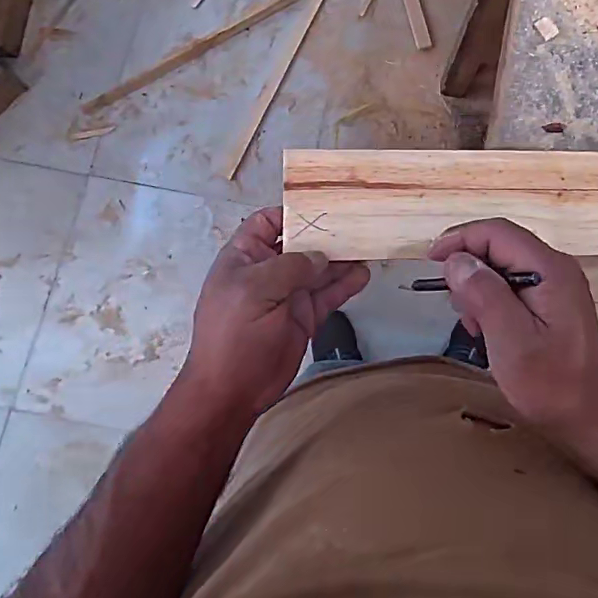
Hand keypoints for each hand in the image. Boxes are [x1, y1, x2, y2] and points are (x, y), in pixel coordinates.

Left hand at [174, 207, 370, 420]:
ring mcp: (286, 294)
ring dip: (340, 258)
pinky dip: (344, 284)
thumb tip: (319, 256)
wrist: (231, 390)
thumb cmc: (232, 334)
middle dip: (324, 234)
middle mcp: (267, 271)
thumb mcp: (255, 290)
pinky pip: (326, 295)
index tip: (322, 208)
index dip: (291, 213)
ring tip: (367, 245)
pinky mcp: (303, 316)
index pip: (267, 222)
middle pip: (299, 243)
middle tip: (356, 224)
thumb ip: (290, 267)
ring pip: (317, 269)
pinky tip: (362, 274)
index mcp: (245, 257)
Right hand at [427, 219, 597, 441]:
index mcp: (549, 270)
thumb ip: (484, 294)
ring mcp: (554, 285)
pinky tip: (485, 329)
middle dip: (467, 267)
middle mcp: (554, 268)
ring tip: (472, 323)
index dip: (459, 239)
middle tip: (455, 304)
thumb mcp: (511, 340)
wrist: (589, 419)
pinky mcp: (548, 303)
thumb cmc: (550, 383)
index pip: (496, 232)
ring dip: (476, 287)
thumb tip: (456, 260)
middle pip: (497, 245)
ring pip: (499, 265)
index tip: (431, 262)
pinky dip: (488, 300)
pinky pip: (507, 284)